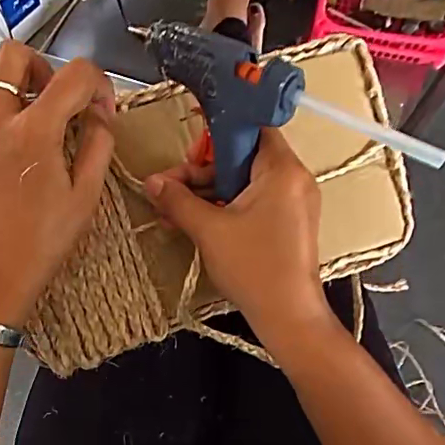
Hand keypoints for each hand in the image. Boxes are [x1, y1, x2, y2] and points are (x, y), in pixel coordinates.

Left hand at [0, 42, 115, 327]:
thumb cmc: (44, 241)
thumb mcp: (87, 196)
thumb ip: (98, 146)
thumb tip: (100, 118)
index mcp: (37, 129)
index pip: (75, 75)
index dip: (99, 85)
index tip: (102, 113)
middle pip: (12, 55)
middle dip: (42, 67)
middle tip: (56, 99)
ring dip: (4, 88)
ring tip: (25, 117)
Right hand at [142, 126, 331, 343]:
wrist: (288, 316)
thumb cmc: (253, 267)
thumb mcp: (208, 229)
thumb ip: (177, 200)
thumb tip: (150, 182)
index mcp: (282, 170)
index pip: (250, 128)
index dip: (215, 134)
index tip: (188, 154)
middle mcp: (294, 180)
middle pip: (243, 157)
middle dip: (203, 172)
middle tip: (171, 188)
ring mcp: (293, 203)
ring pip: (244, 183)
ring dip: (208, 193)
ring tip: (173, 211)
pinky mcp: (288, 224)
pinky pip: (254, 203)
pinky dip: (226, 208)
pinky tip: (195, 222)